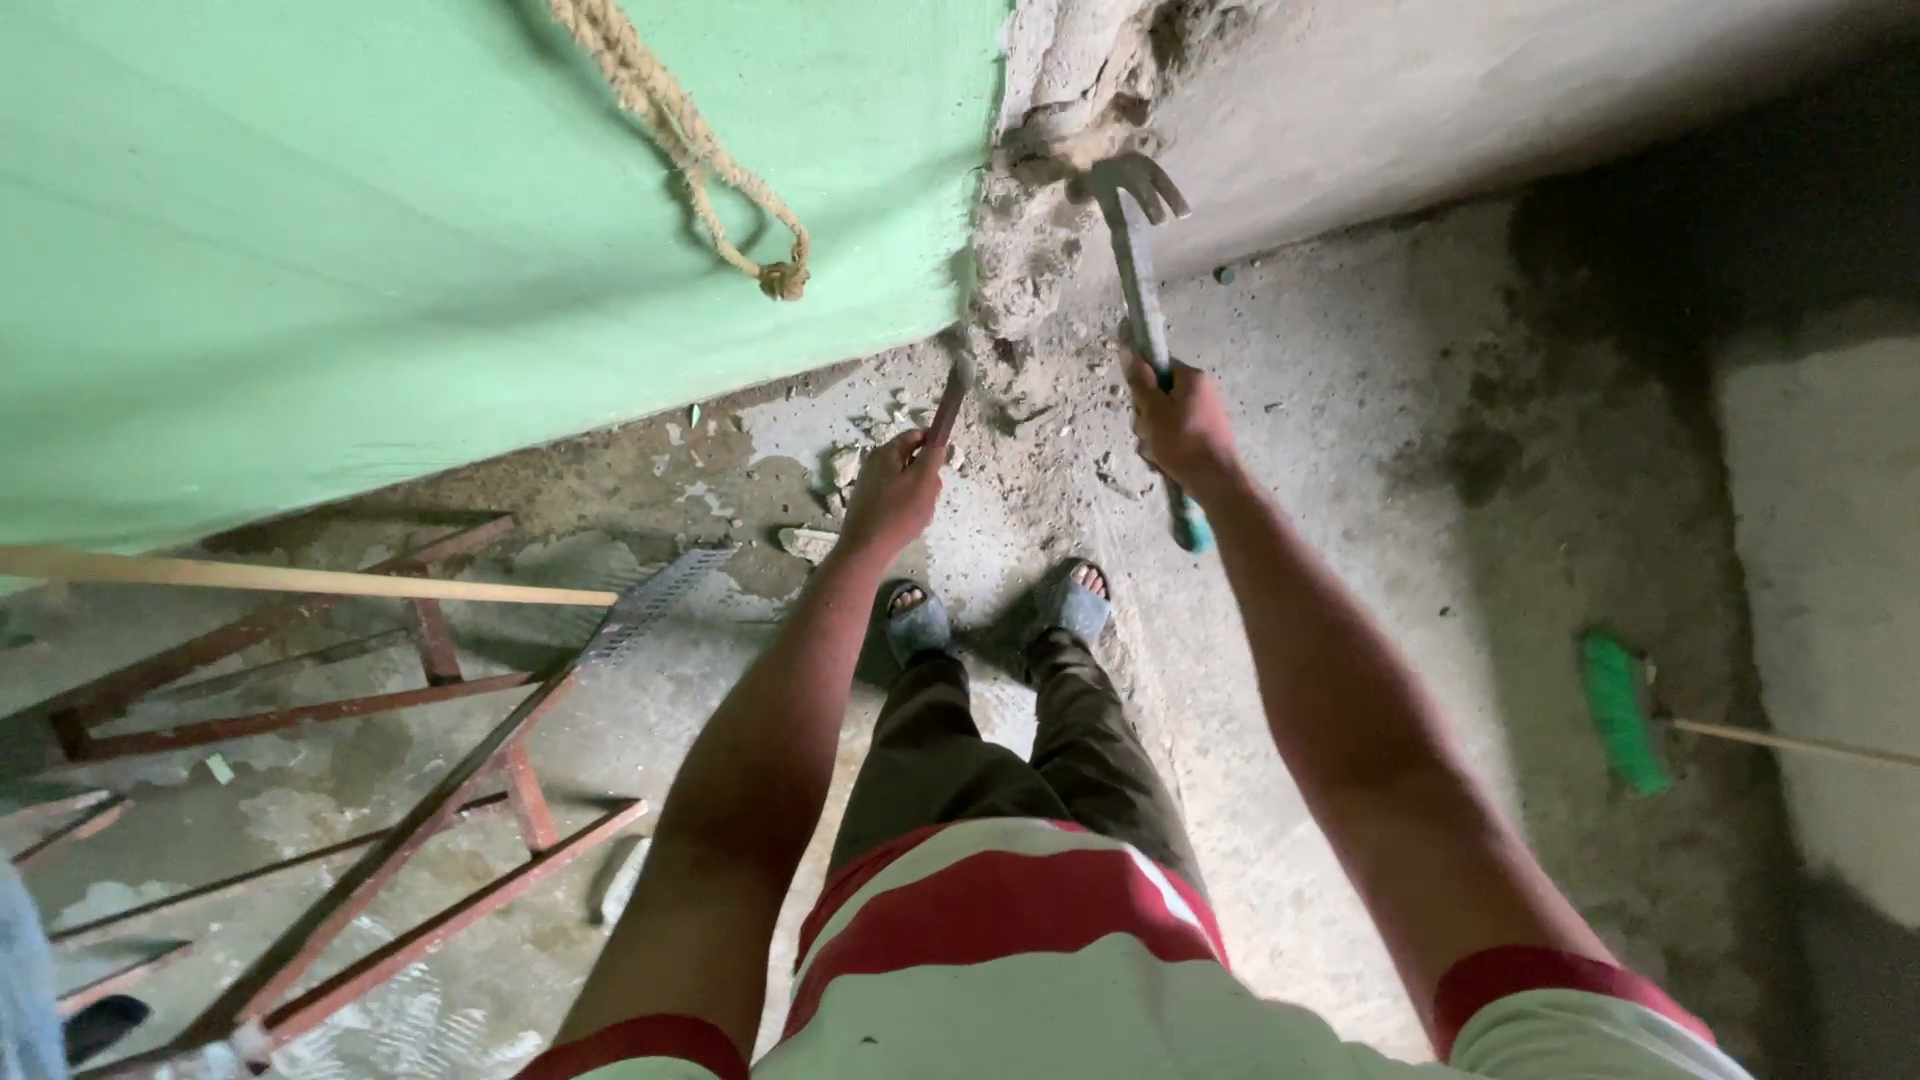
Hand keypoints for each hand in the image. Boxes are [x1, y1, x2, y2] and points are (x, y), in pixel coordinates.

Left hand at [838, 429, 944, 559]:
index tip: (946, 459)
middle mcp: (877, 465)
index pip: (915, 436)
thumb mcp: (922, 481)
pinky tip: (912, 523)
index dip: (934, 442)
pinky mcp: (873, 503)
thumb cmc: (897, 513)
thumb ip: (932, 457)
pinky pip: (899, 497)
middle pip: (913, 461)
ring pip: (909, 482)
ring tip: (921, 515)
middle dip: (928, 477)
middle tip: (931, 496)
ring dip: (921, 496)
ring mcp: (873, 484)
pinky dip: (910, 507)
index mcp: (886, 454)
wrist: (866, 549)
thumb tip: (938, 440)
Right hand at [1124, 349, 1246, 499]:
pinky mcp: (1200, 436)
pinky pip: (1172, 436)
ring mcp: (1201, 416)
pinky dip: (1163, 448)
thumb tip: (1128, 350)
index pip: (1158, 368)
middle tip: (1149, 433)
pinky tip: (1163, 461)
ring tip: (1157, 452)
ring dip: (1151, 437)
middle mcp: (1199, 392)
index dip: (1142, 387)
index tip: (1140, 406)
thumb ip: (1140, 382)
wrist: (1214, 480)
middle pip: (1157, 396)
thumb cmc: (1183, 442)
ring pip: (1161, 420)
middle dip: (1146, 418)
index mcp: (1192, 379)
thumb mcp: (1155, 410)